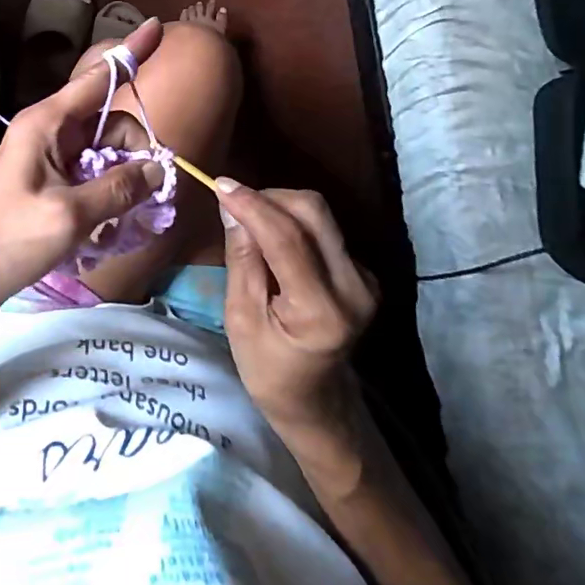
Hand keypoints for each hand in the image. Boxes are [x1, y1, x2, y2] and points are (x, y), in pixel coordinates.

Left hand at [0, 19, 167, 319]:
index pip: (95, 79)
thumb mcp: (73, 214)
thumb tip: (156, 169)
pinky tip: (109, 219)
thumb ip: (119, 187)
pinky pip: (89, 169)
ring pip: (102, 148)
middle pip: (108, 122)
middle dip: (133, 150)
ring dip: (121, 175)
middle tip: (145, 192)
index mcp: (44, 123)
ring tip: (122, 216)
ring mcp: (46, 153)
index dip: (129, 54)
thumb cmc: (15, 238)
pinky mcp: (48, 176)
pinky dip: (106, 187)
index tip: (157, 26)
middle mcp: (46, 129)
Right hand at [217, 182, 379, 439]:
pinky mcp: (363, 272)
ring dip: (279, 206)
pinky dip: (291, 222)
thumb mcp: (240, 319)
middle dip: (268, 197)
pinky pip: (323, 229)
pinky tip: (272, 243)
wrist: (316, 400)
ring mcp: (365, 278)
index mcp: (321, 311)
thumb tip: (232, 208)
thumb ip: (241, 261)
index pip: (287, 239)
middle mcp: (354, 288)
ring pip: (320, 215)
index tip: (219, 184)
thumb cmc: (268, 369)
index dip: (252, 205)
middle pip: (313, 212)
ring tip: (249, 224)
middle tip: (233, 204)